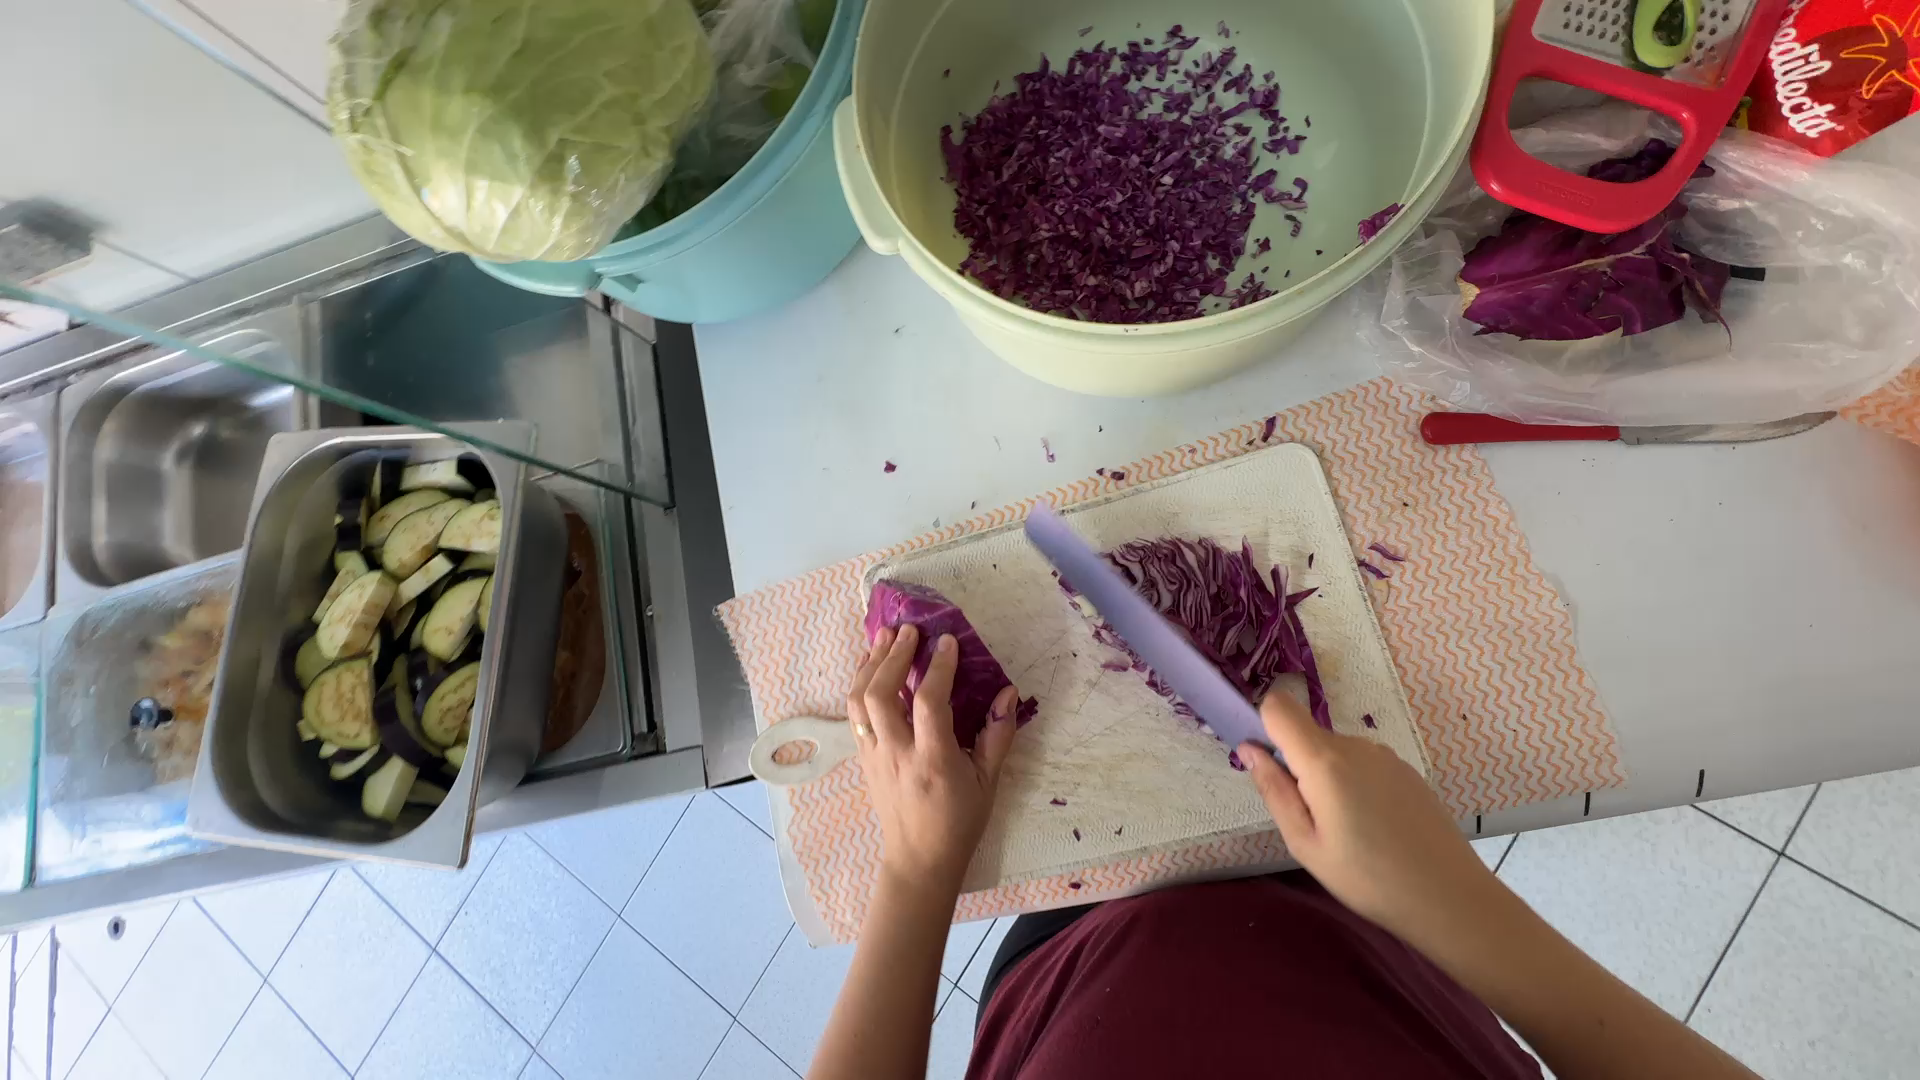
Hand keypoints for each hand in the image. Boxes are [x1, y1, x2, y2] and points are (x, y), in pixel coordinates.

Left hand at [850, 624, 1020, 898]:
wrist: (919, 861)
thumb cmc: (959, 822)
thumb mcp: (989, 782)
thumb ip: (998, 735)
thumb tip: (1008, 692)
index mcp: (932, 760)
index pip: (929, 702)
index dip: (938, 667)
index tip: (947, 641)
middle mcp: (897, 754)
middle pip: (881, 694)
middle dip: (893, 656)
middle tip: (908, 629)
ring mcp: (875, 756)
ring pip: (859, 702)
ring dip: (870, 664)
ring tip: (884, 637)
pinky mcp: (863, 758)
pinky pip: (855, 715)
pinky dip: (861, 684)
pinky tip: (872, 665)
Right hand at [1238, 692, 1498, 948]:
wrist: (1454, 901)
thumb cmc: (1369, 879)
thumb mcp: (1304, 843)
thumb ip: (1273, 790)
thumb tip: (1249, 749)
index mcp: (1324, 760)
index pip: (1279, 707)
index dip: (1263, 724)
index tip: (1267, 762)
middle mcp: (1355, 745)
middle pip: (1307, 736)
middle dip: (1298, 767)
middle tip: (1313, 821)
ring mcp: (1385, 756)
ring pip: (1335, 752)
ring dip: (1328, 779)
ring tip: (1349, 830)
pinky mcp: (1407, 770)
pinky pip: (1363, 764)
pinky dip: (1356, 786)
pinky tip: (1376, 828)